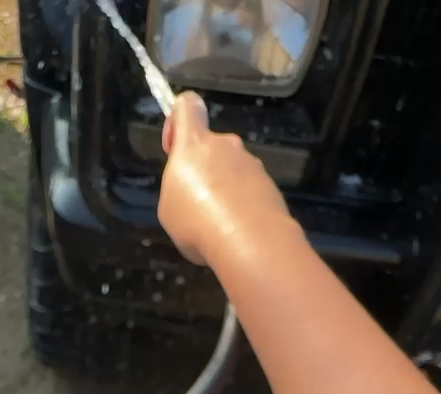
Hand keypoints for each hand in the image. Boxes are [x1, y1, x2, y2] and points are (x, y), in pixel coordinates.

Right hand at [160, 92, 296, 265]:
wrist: (249, 241)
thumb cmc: (197, 222)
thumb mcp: (169, 208)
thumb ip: (178, 188)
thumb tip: (192, 190)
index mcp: (195, 144)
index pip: (187, 106)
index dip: (177, 121)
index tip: (173, 149)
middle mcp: (226, 145)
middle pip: (211, 148)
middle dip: (204, 172)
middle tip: (198, 207)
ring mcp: (252, 164)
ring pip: (233, 171)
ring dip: (225, 192)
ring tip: (219, 227)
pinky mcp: (270, 185)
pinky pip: (250, 191)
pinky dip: (243, 207)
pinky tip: (238, 233)